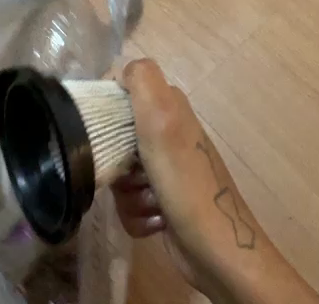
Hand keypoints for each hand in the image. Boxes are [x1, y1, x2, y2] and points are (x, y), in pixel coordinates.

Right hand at [112, 59, 318, 303]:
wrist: (216, 248)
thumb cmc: (186, 181)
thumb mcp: (161, 119)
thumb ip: (142, 80)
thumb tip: (121, 69)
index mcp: (168, 105)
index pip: (121, 91)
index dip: (106, 109)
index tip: (101, 129)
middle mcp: (166, 132)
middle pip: (114, 137)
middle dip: (115, 161)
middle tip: (129, 172)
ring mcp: (164, 169)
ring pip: (118, 173)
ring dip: (128, 193)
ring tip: (150, 201)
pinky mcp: (161, 201)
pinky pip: (129, 203)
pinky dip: (137, 214)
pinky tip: (156, 219)